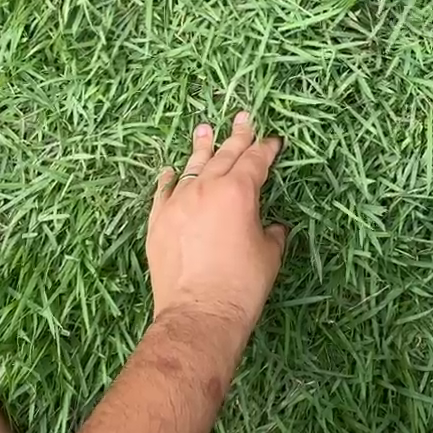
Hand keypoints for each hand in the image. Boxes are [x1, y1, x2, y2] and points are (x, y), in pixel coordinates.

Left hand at [146, 112, 288, 332]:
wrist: (198, 314)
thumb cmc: (242, 285)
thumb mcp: (269, 255)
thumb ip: (272, 233)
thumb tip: (274, 227)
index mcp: (239, 191)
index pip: (256, 160)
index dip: (267, 149)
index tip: (273, 141)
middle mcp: (207, 187)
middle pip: (225, 154)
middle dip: (238, 135)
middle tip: (244, 117)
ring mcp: (179, 201)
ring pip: (193, 165)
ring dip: (202, 146)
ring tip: (204, 128)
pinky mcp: (159, 220)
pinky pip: (164, 191)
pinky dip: (169, 179)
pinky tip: (171, 170)